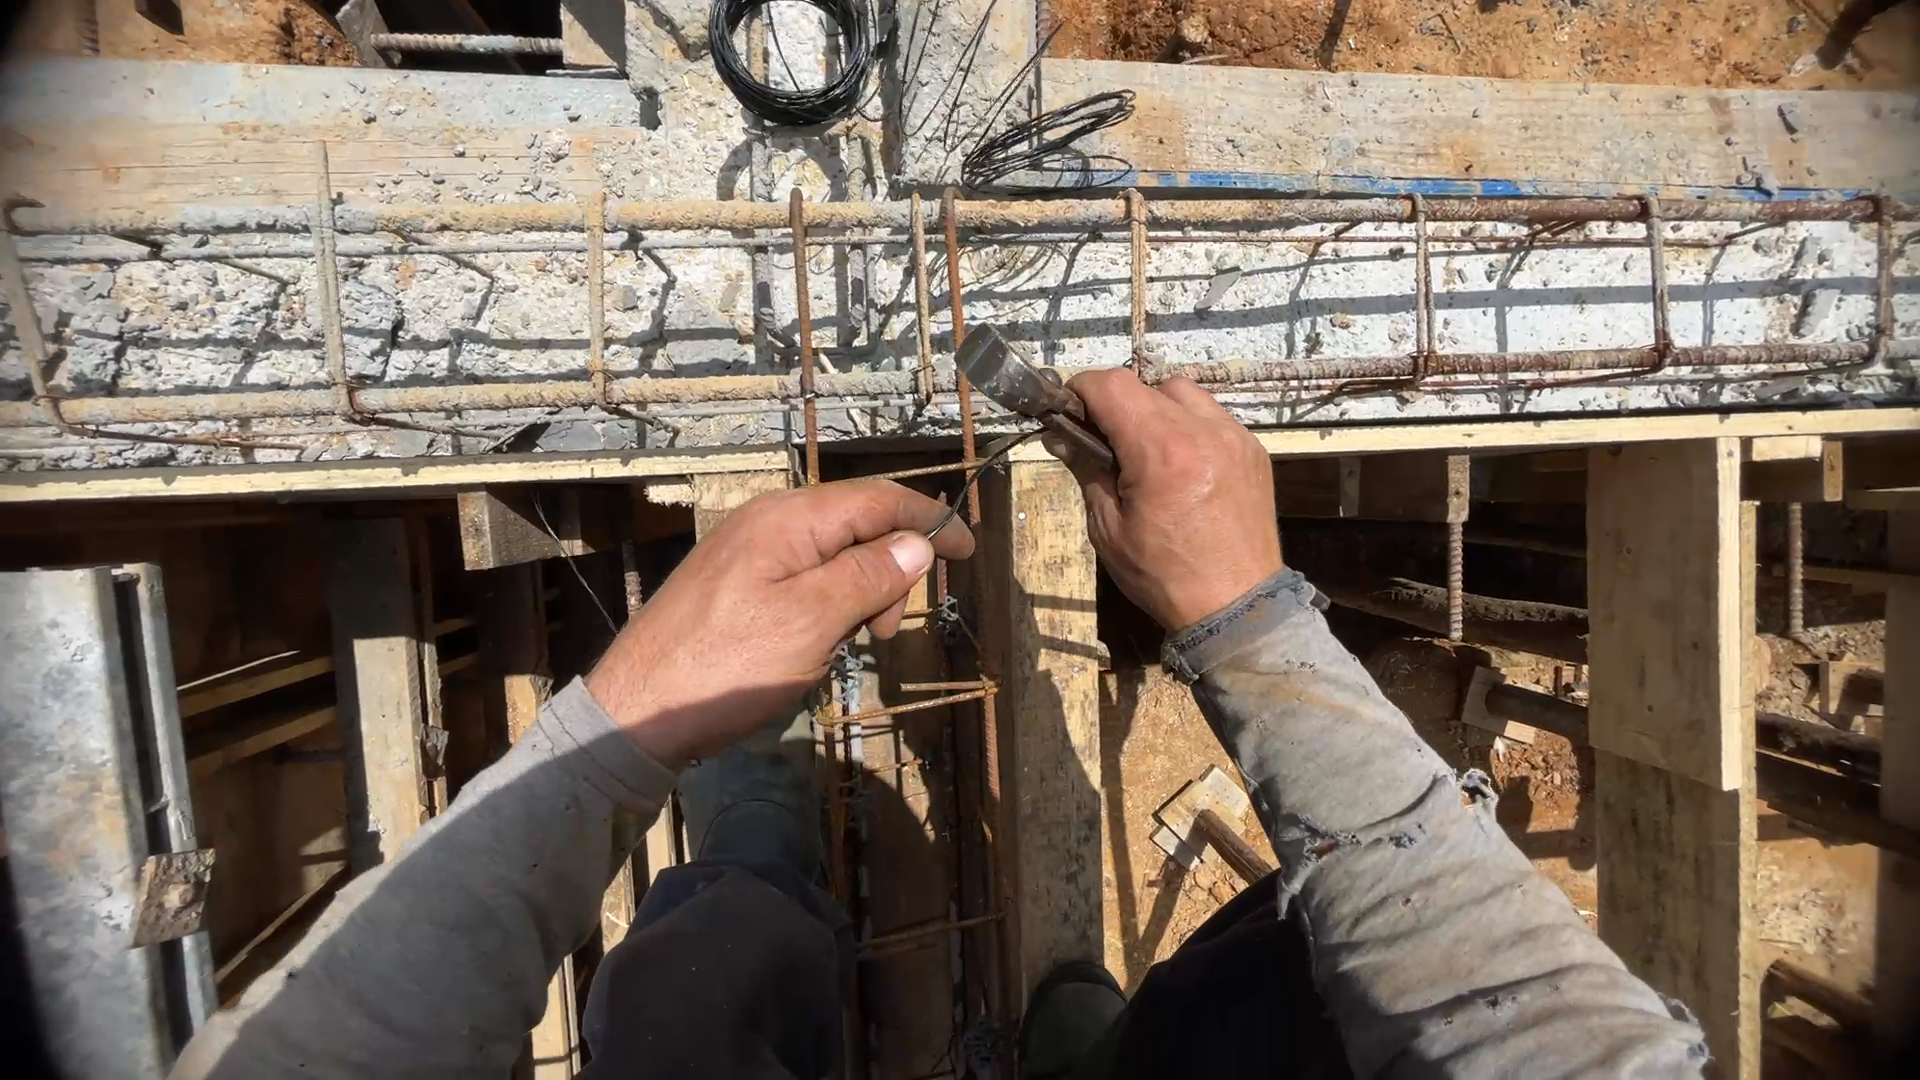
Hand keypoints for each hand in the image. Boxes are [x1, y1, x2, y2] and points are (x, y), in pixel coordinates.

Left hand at [585, 480, 974, 768]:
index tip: (967, 550)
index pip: (879, 498)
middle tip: (881, 631)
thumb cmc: (727, 667)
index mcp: (790, 519)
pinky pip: (806, 576)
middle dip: (889, 570)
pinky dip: (829, 603)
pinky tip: (817, 642)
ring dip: (860, 592)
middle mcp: (770, 520)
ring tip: (846, 644)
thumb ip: (868, 575)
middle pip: (858, 524)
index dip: (930, 519)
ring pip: (834, 554)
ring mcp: (751, 550)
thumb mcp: (811, 622)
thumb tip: (919, 541)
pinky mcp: (739, 580)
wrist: (635, 713)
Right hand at [1045, 369, 1280, 630]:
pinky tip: (1178, 464)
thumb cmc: (1162, 575)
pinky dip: (1185, 425)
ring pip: (1180, 392)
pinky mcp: (1252, 449)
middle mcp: (1202, 430)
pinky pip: (1210, 416)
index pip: (1111, 386)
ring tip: (1145, 451)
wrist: (1236, 606)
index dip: (1080, 391)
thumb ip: (1085, 469)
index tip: (1068, 413)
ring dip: (1153, 408)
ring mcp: (1234, 436)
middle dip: (1113, 405)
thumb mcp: (1107, 527)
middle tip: (1101, 443)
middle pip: (1143, 384)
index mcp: (1160, 450)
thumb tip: (1059, 435)